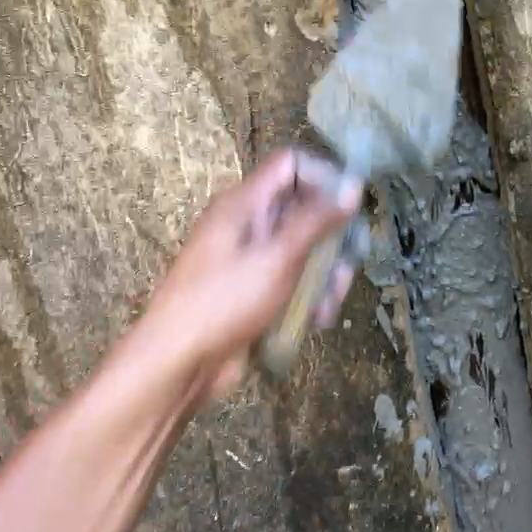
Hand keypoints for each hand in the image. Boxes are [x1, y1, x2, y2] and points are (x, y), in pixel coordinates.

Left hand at [132, 148, 361, 407]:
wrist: (177, 366)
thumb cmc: (223, 302)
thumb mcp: (277, 257)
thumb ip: (317, 219)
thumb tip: (353, 184)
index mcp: (245, 204)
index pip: (292, 165)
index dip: (323, 177)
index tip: (349, 207)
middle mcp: (249, 224)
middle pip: (305, 209)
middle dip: (333, 237)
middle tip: (349, 262)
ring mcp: (252, 259)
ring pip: (305, 249)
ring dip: (326, 273)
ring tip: (329, 302)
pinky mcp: (255, 291)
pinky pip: (294, 280)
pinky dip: (309, 295)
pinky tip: (316, 320)